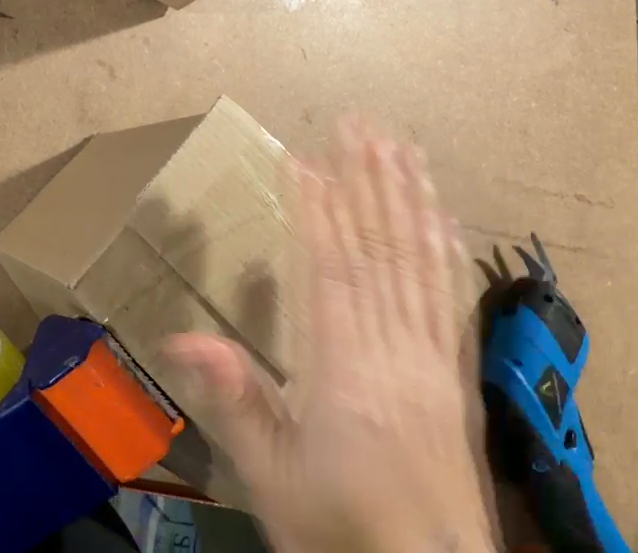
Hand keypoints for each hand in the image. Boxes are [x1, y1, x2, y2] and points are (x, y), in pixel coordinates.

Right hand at [164, 118, 495, 552]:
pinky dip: (448, 255)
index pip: (333, 271)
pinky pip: (451, 303)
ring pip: (422, 266)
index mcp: (347, 370)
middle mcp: (396, 353)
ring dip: (411, 200)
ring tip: (402, 148)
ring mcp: (434, 363)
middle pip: (382, 253)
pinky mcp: (457, 380)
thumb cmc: (337, 527)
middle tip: (361, 124)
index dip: (320, 210)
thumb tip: (180, 335)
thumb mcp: (269, 474)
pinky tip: (447, 221)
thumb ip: (234, 400)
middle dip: (369, 182)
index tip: (307, 158)